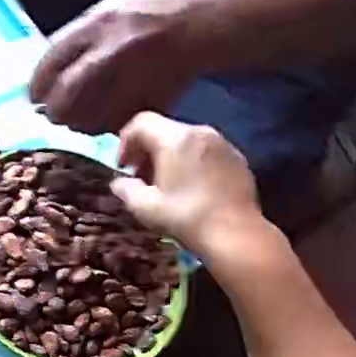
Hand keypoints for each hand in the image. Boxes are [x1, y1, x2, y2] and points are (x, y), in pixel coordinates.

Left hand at [30, 0, 211, 133]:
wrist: (201, 24)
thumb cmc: (149, 17)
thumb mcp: (109, 13)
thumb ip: (77, 42)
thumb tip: (44, 81)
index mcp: (98, 21)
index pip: (51, 62)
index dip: (37, 86)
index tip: (33, 98)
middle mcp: (113, 48)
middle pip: (65, 96)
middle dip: (54, 111)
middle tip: (53, 115)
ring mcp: (132, 76)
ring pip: (86, 118)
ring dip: (76, 123)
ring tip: (80, 117)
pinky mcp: (147, 100)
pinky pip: (112, 126)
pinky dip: (102, 128)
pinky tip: (103, 120)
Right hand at [111, 112, 268, 259]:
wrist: (235, 233)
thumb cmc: (185, 218)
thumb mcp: (146, 208)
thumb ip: (126, 190)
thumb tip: (118, 183)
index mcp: (175, 139)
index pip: (141, 123)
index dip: (125, 142)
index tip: (122, 167)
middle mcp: (200, 132)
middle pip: (165, 130)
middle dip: (147, 151)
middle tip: (140, 178)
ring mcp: (222, 144)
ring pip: (187, 141)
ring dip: (170, 157)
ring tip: (165, 185)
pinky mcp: (237, 158)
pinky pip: (206, 152)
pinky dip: (192, 163)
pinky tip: (191, 189)